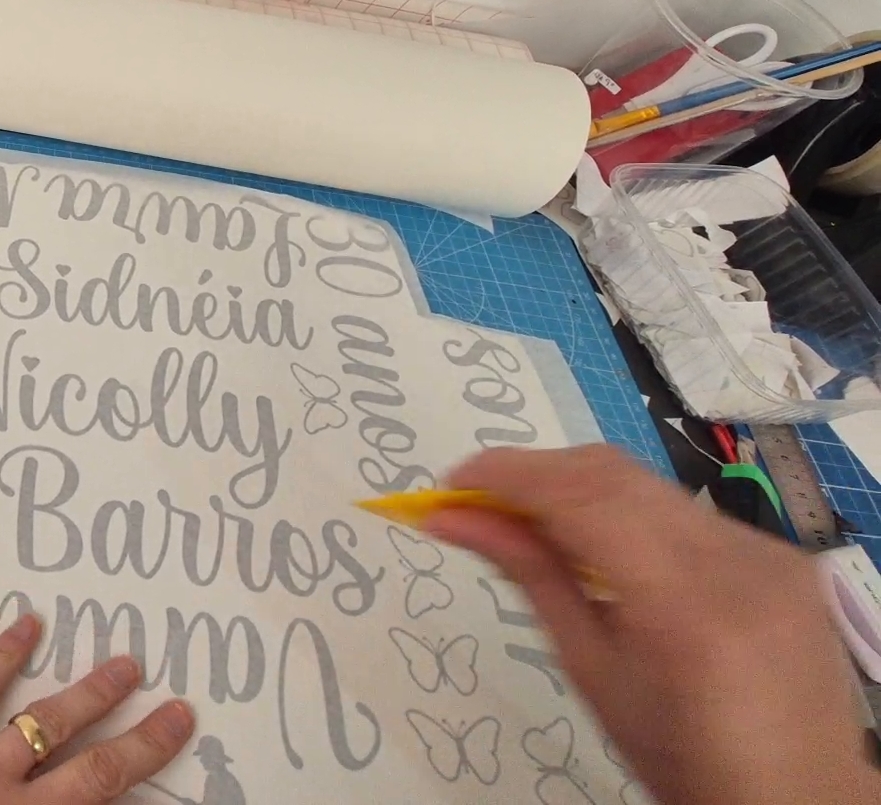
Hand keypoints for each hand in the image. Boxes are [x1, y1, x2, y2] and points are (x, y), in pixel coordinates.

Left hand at [0, 613, 194, 803]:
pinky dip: (4, 656)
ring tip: (125, 665)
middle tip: (175, 709)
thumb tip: (65, 798)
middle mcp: (11, 804)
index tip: (170, 751)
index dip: (139, 780)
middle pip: (90, 770)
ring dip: (89, 694)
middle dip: (137, 743)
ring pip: (44, 723)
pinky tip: (29, 624)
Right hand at [426, 444, 880, 804]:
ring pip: (633, 478)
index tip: (447, 487)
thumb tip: (445, 516)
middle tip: (473, 501)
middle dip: (525, 472)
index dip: (504, 476)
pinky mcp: (772, 552)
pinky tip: (581, 535)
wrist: (799, 799)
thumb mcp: (585, 662)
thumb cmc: (675, 748)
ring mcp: (765, 552)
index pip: (580, 498)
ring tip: (518, 516)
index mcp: (688, 605)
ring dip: (561, 483)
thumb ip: (524, 570)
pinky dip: (605, 501)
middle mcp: (738, 562)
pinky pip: (665, 501)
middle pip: (606, 472)